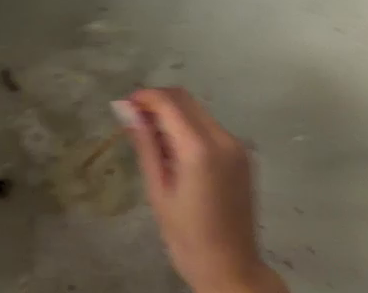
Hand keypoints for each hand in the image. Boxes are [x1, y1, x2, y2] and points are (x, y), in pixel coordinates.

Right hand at [115, 88, 284, 292]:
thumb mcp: (159, 191)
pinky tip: (177, 151)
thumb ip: (145, 145)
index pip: (170, 102)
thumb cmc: (188, 238)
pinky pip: (211, 127)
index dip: (145, 97)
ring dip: (174, 114)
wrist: (232, 270)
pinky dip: (190, 127)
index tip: (125, 105)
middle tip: (135, 119)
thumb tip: (127, 111)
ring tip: (153, 139)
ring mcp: (237, 145)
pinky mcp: (243, 155)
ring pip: (198, 111)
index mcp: (200, 149)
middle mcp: (223, 138)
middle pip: (186, 100)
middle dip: (158, 101)